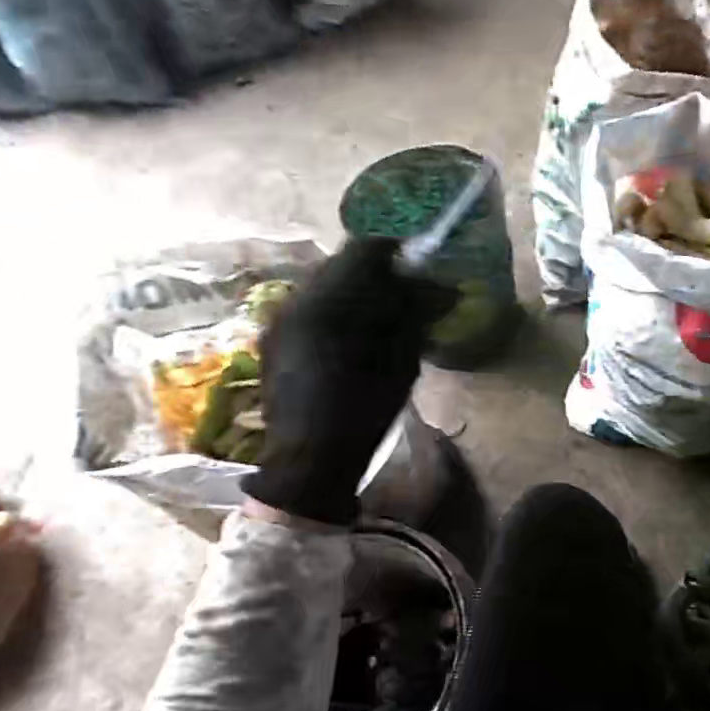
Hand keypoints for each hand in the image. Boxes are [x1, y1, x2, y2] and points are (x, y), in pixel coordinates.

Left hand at [240, 238, 455, 525]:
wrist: (308, 460)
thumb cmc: (361, 415)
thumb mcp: (401, 364)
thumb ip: (415, 317)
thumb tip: (437, 288)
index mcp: (329, 300)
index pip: (365, 249)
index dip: (398, 252)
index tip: (420, 267)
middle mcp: (296, 297)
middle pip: (341, 263)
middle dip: (375, 273)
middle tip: (404, 293)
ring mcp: (278, 316)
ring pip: (322, 284)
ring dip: (352, 291)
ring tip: (377, 316)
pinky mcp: (272, 336)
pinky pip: (307, 305)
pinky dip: (332, 310)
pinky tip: (349, 335)